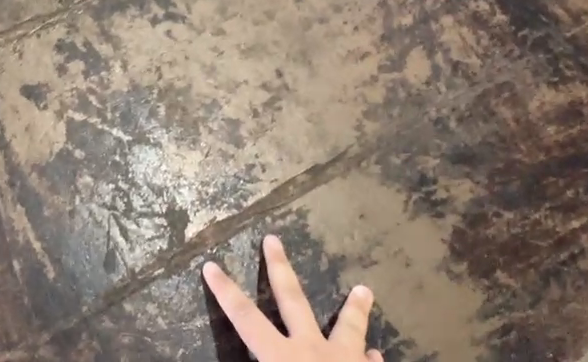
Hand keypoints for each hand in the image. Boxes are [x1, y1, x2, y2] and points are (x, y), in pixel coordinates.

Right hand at [203, 235, 382, 361]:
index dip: (226, 292)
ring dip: (355, 310)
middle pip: (293, 302)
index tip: (211, 264)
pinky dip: (371, 361)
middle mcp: (312, 352)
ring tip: (365, 290)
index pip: (246, 318)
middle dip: (280, 269)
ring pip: (350, 330)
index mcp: (282, 358)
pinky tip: (377, 357)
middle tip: (274, 239)